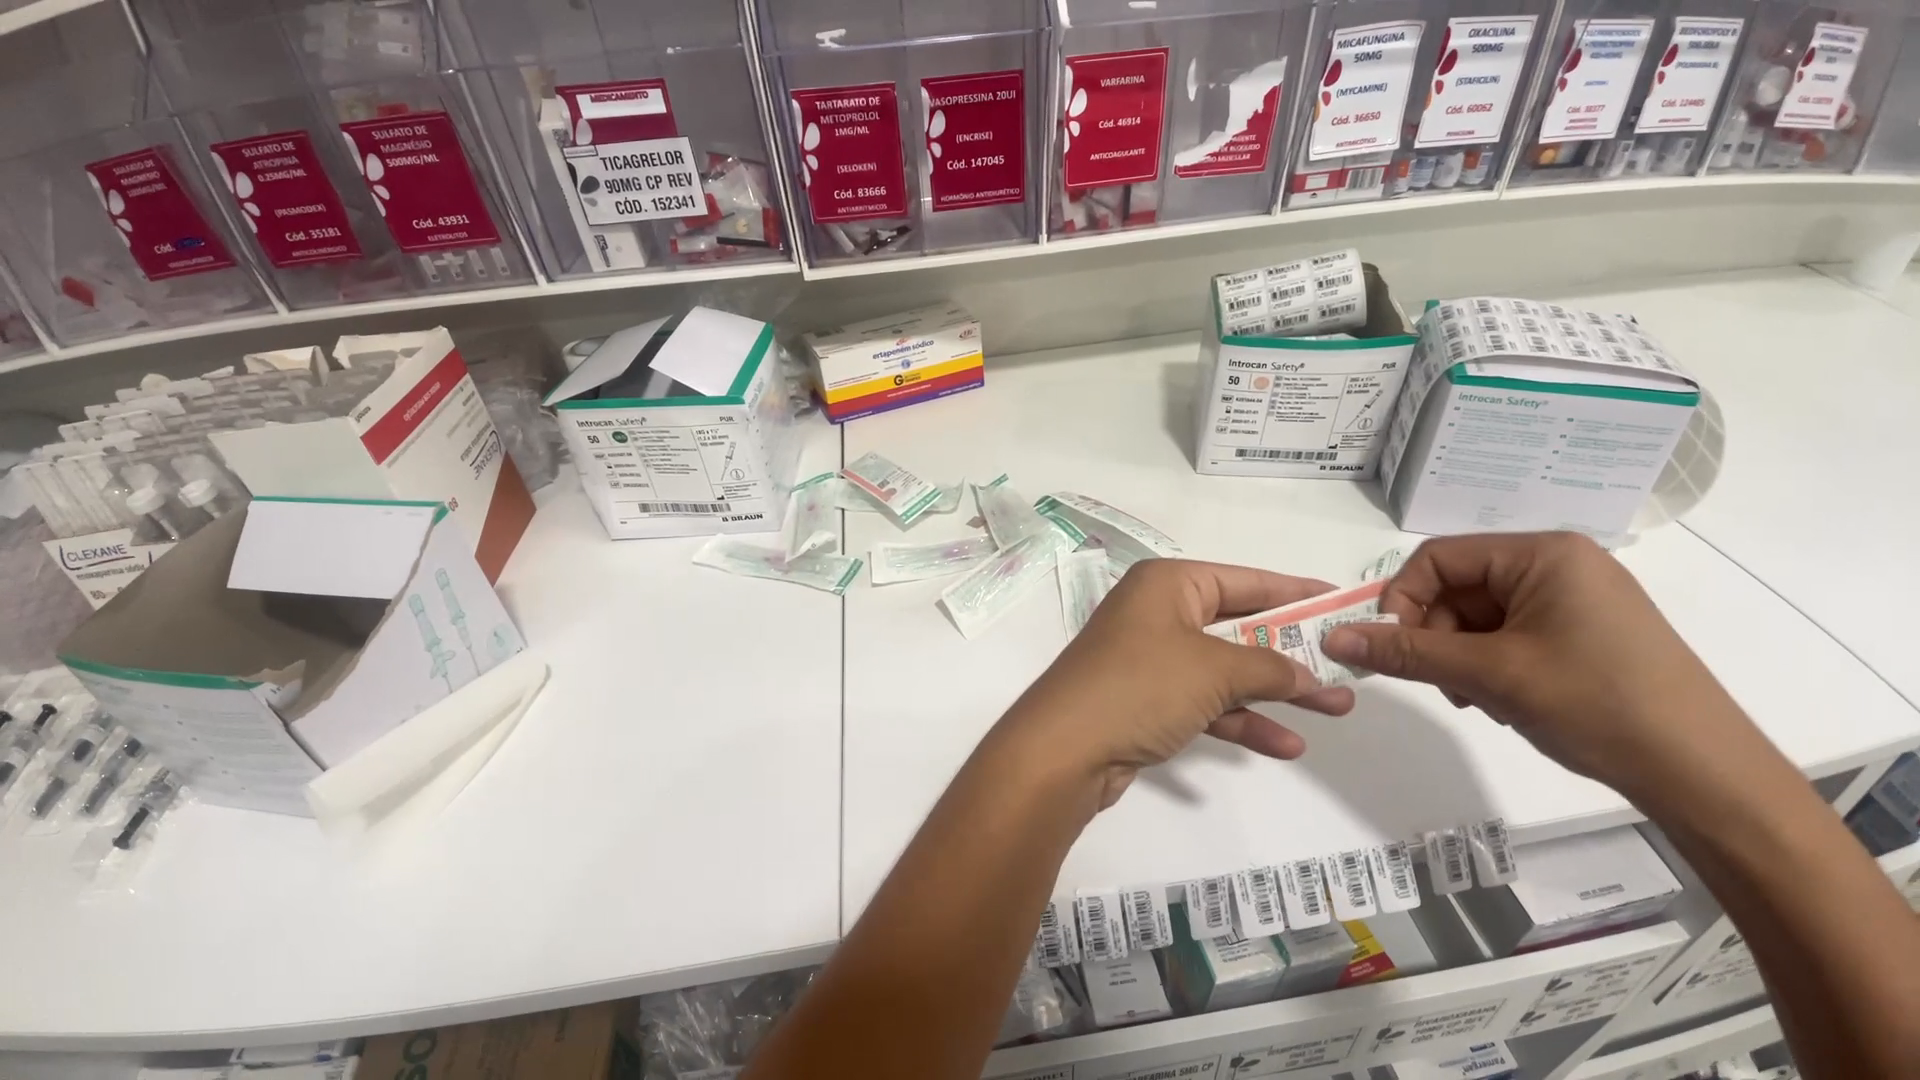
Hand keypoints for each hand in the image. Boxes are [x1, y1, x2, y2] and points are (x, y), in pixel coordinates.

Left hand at [996, 559, 1355, 809]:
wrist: (1063, 751)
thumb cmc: (1140, 686)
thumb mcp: (1214, 669)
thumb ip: (1268, 667)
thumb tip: (1307, 673)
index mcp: (1168, 585)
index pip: (1244, 580)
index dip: (1295, 591)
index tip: (1341, 601)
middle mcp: (1157, 615)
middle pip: (1238, 627)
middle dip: (1293, 651)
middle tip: (1348, 667)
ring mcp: (1149, 661)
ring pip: (1226, 670)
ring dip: (1276, 691)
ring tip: (1336, 709)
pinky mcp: (1146, 703)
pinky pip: (1204, 704)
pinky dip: (1241, 720)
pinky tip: (1285, 745)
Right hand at [1320, 532, 1745, 793]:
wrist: (1703, 774)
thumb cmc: (1596, 704)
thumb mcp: (1489, 675)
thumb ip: (1406, 652)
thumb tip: (1333, 638)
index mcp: (1543, 554)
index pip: (1438, 558)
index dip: (1403, 600)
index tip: (1392, 649)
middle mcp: (1559, 566)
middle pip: (1458, 588)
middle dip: (1437, 637)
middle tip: (1446, 686)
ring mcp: (1575, 601)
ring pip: (1478, 618)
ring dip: (1461, 658)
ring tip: (1484, 700)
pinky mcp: (1583, 634)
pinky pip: (1509, 636)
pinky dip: (1491, 667)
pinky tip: (1507, 702)